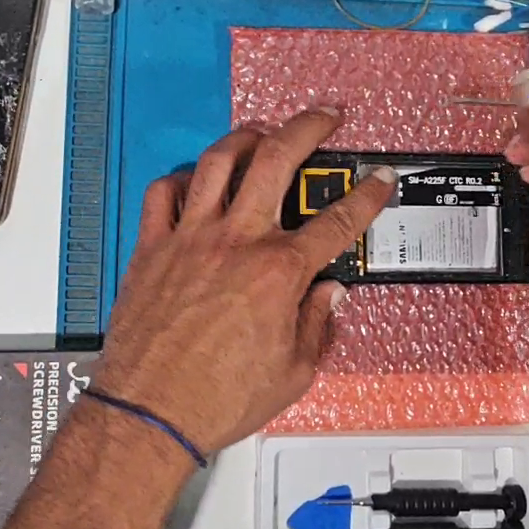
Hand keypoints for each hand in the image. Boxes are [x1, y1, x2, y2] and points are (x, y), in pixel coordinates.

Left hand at [94, 109, 396, 454]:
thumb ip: (316, 324)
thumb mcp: (293, 373)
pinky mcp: (153, 247)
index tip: (379, 178)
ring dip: (247, 137)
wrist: (149, 412)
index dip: (367, 195)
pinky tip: (196, 180)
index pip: (337, 221)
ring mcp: (190, 238)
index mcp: (277, 273)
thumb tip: (327, 295)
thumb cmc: (216, 399)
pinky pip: (164, 193)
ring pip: (220, 161)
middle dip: (308, 127)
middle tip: (324, 116)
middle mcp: (236, 243)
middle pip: (277, 160)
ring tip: (262, 131)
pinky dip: (183, 177)